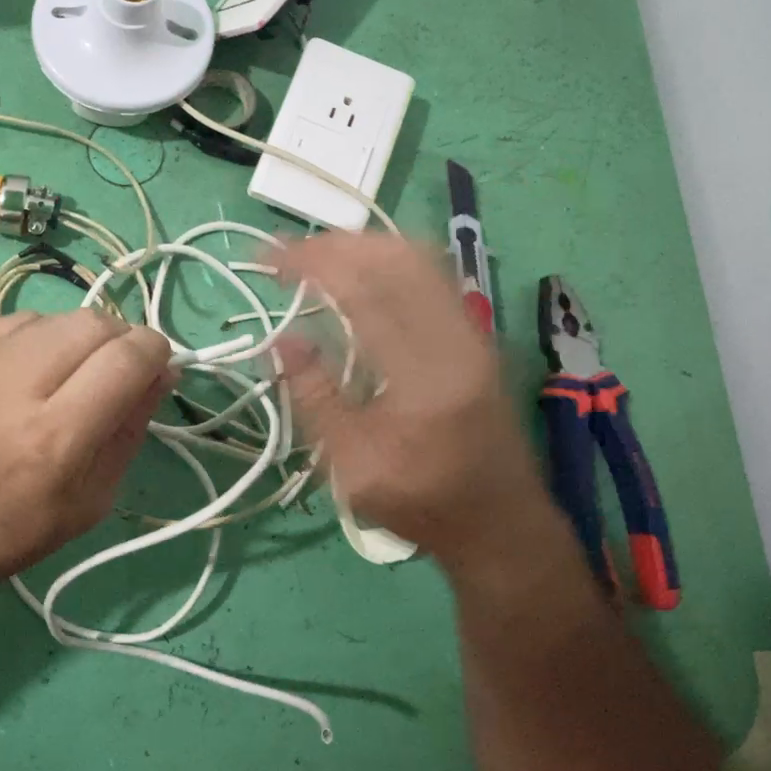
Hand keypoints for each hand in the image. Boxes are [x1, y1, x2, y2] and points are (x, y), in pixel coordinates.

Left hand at [0, 310, 173, 591]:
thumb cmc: (22, 526)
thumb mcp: (97, 496)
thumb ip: (133, 426)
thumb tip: (164, 369)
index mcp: (55, 438)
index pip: (124, 359)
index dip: (153, 351)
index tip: (158, 363)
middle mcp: (15, 389)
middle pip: (93, 323)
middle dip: (121, 338)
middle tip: (119, 368)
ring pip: (58, 316)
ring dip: (81, 337)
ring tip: (74, 371)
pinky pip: (21, 321)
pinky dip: (43, 337)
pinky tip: (36, 370)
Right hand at [274, 234, 546, 566]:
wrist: (502, 525)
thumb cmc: (422, 503)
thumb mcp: (352, 466)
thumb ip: (315, 399)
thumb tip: (282, 339)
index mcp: (422, 376)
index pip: (362, 291)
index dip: (311, 263)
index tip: (268, 257)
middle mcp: (455, 340)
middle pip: (395, 259)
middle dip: (334, 245)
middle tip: (287, 253)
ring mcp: (473, 333)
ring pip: (419, 259)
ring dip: (362, 247)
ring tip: (316, 257)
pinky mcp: (477, 336)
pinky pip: (432, 275)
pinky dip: (388, 261)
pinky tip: (360, 275)